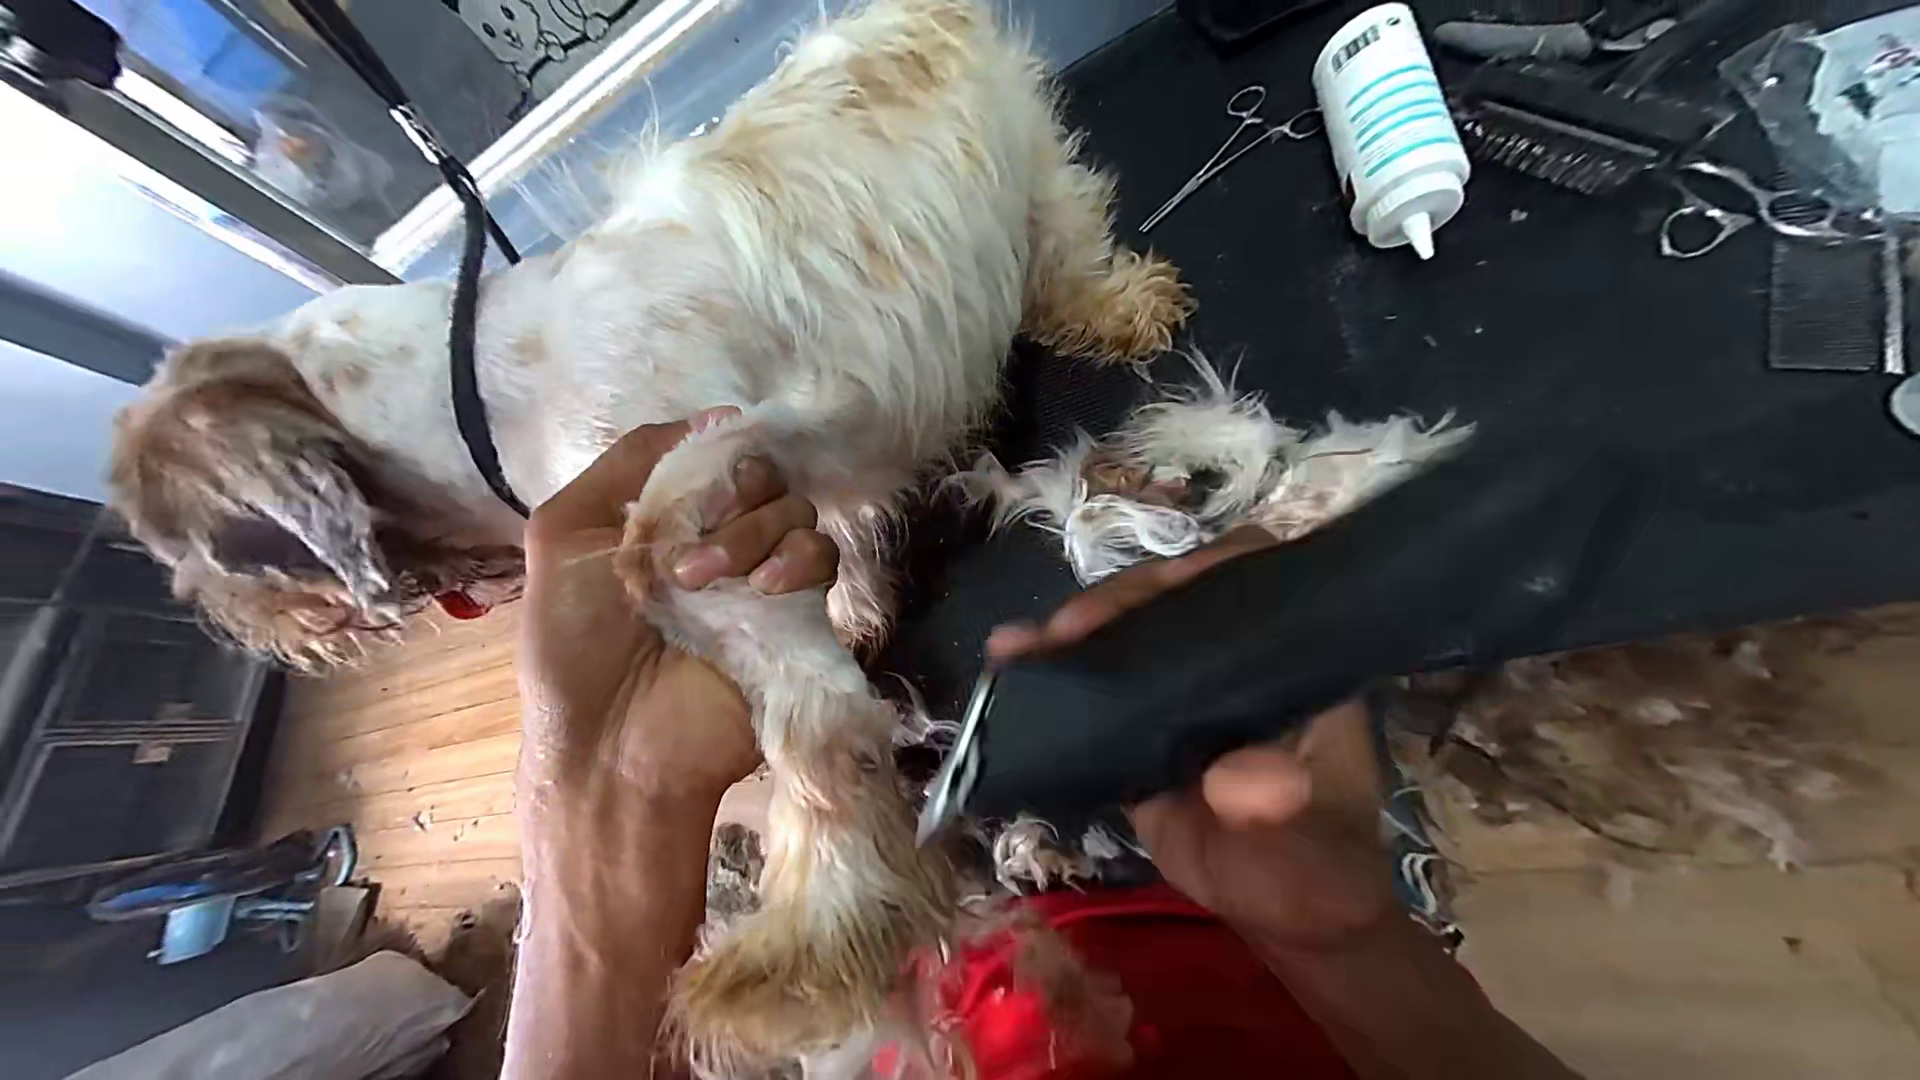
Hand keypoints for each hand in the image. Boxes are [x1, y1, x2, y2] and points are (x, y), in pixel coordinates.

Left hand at [517, 409, 841, 811]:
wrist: (616, 741)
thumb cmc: (576, 640)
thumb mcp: (569, 531)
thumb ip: (633, 462)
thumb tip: (719, 416)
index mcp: (678, 515)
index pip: (722, 454)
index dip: (719, 451)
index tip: (706, 470)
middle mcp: (728, 537)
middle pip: (765, 476)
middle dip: (732, 499)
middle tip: (688, 551)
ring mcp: (768, 574)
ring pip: (797, 511)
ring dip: (753, 534)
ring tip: (705, 583)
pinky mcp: (803, 611)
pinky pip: (823, 555)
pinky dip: (799, 558)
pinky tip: (767, 587)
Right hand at [988, 527, 1396, 951]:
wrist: (1266, 907)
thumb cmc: (1308, 866)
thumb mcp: (1302, 842)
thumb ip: (1277, 813)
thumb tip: (1239, 786)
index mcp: (1280, 664)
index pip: (1251, 583)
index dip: (1208, 569)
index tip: (1162, 591)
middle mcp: (1226, 658)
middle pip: (1171, 597)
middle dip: (1116, 602)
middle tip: (1069, 630)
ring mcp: (1176, 684)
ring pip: (1123, 630)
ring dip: (1070, 628)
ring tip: (1020, 642)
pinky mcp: (1135, 714)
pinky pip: (1090, 680)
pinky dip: (1047, 667)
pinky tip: (1007, 656)